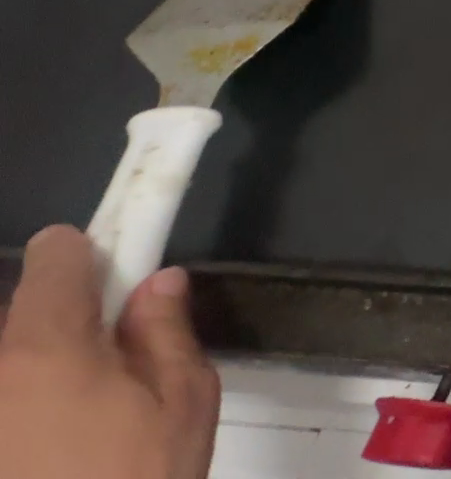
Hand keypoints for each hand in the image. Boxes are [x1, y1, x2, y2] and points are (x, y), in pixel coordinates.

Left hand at [0, 225, 218, 478]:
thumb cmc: (140, 476)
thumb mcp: (184, 399)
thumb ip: (165, 333)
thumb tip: (156, 283)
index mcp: (47, 352)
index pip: (53, 268)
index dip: (78, 248)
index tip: (97, 244)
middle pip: (15, 325)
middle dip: (55, 328)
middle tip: (102, 354)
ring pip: (6, 369)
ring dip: (33, 375)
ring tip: (73, 417)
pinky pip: (6, 405)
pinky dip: (22, 413)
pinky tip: (46, 442)